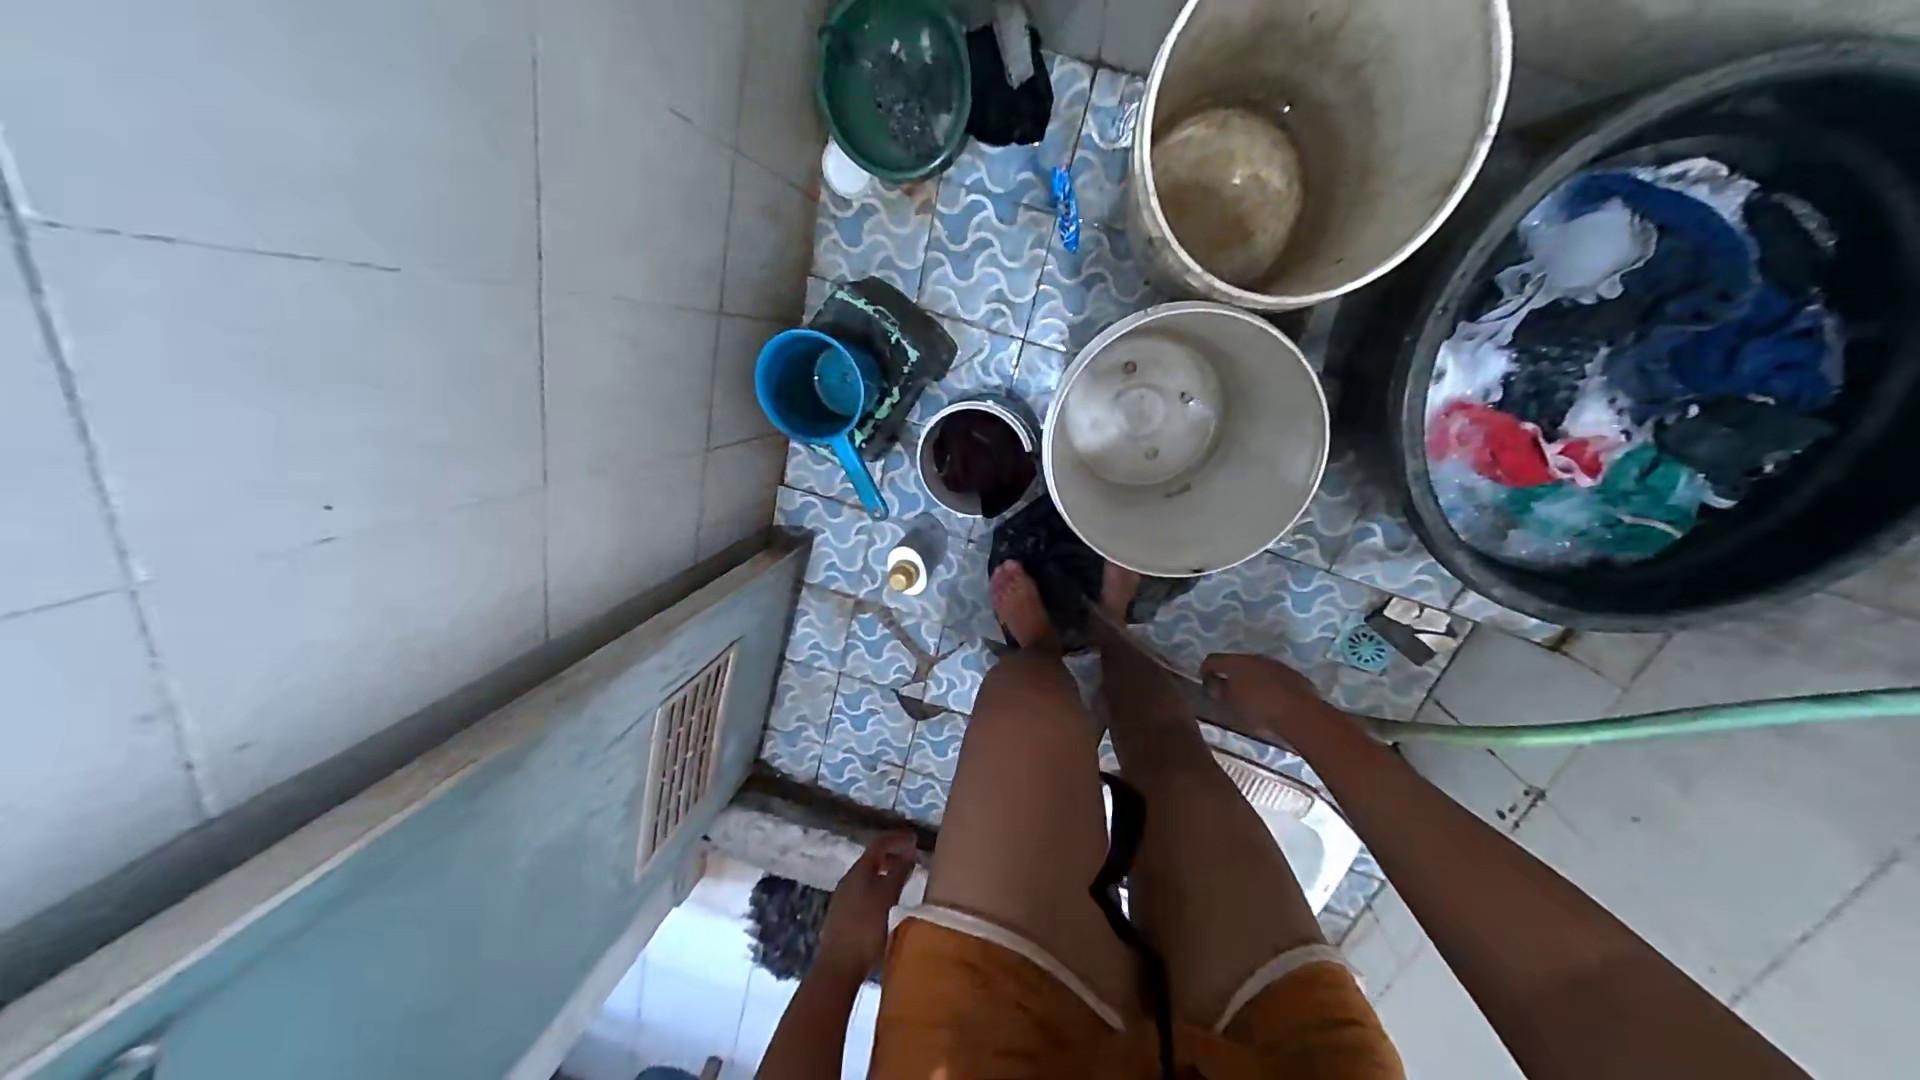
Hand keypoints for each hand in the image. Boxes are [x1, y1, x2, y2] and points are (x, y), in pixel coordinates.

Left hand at [816, 831, 917, 979]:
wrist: (838, 967)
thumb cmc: (866, 929)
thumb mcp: (887, 898)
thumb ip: (898, 873)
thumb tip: (908, 853)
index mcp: (859, 871)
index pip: (879, 844)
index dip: (897, 838)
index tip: (915, 838)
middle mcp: (849, 879)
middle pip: (872, 858)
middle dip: (892, 853)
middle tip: (912, 856)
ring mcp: (844, 897)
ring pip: (869, 874)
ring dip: (887, 870)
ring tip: (904, 877)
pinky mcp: (844, 914)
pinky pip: (865, 889)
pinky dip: (880, 885)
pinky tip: (889, 900)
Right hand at [1201, 653, 1345, 742]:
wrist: (1301, 715)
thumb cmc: (1259, 710)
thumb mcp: (1230, 705)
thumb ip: (1219, 692)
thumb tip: (1216, 685)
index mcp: (1235, 663)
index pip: (1212, 660)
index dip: (1205, 671)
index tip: (1205, 685)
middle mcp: (1255, 658)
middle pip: (1236, 663)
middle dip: (1230, 676)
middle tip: (1228, 694)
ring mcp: (1277, 665)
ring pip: (1257, 670)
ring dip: (1250, 681)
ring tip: (1251, 700)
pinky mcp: (1294, 676)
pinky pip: (1274, 678)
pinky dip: (1268, 686)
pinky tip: (1271, 702)